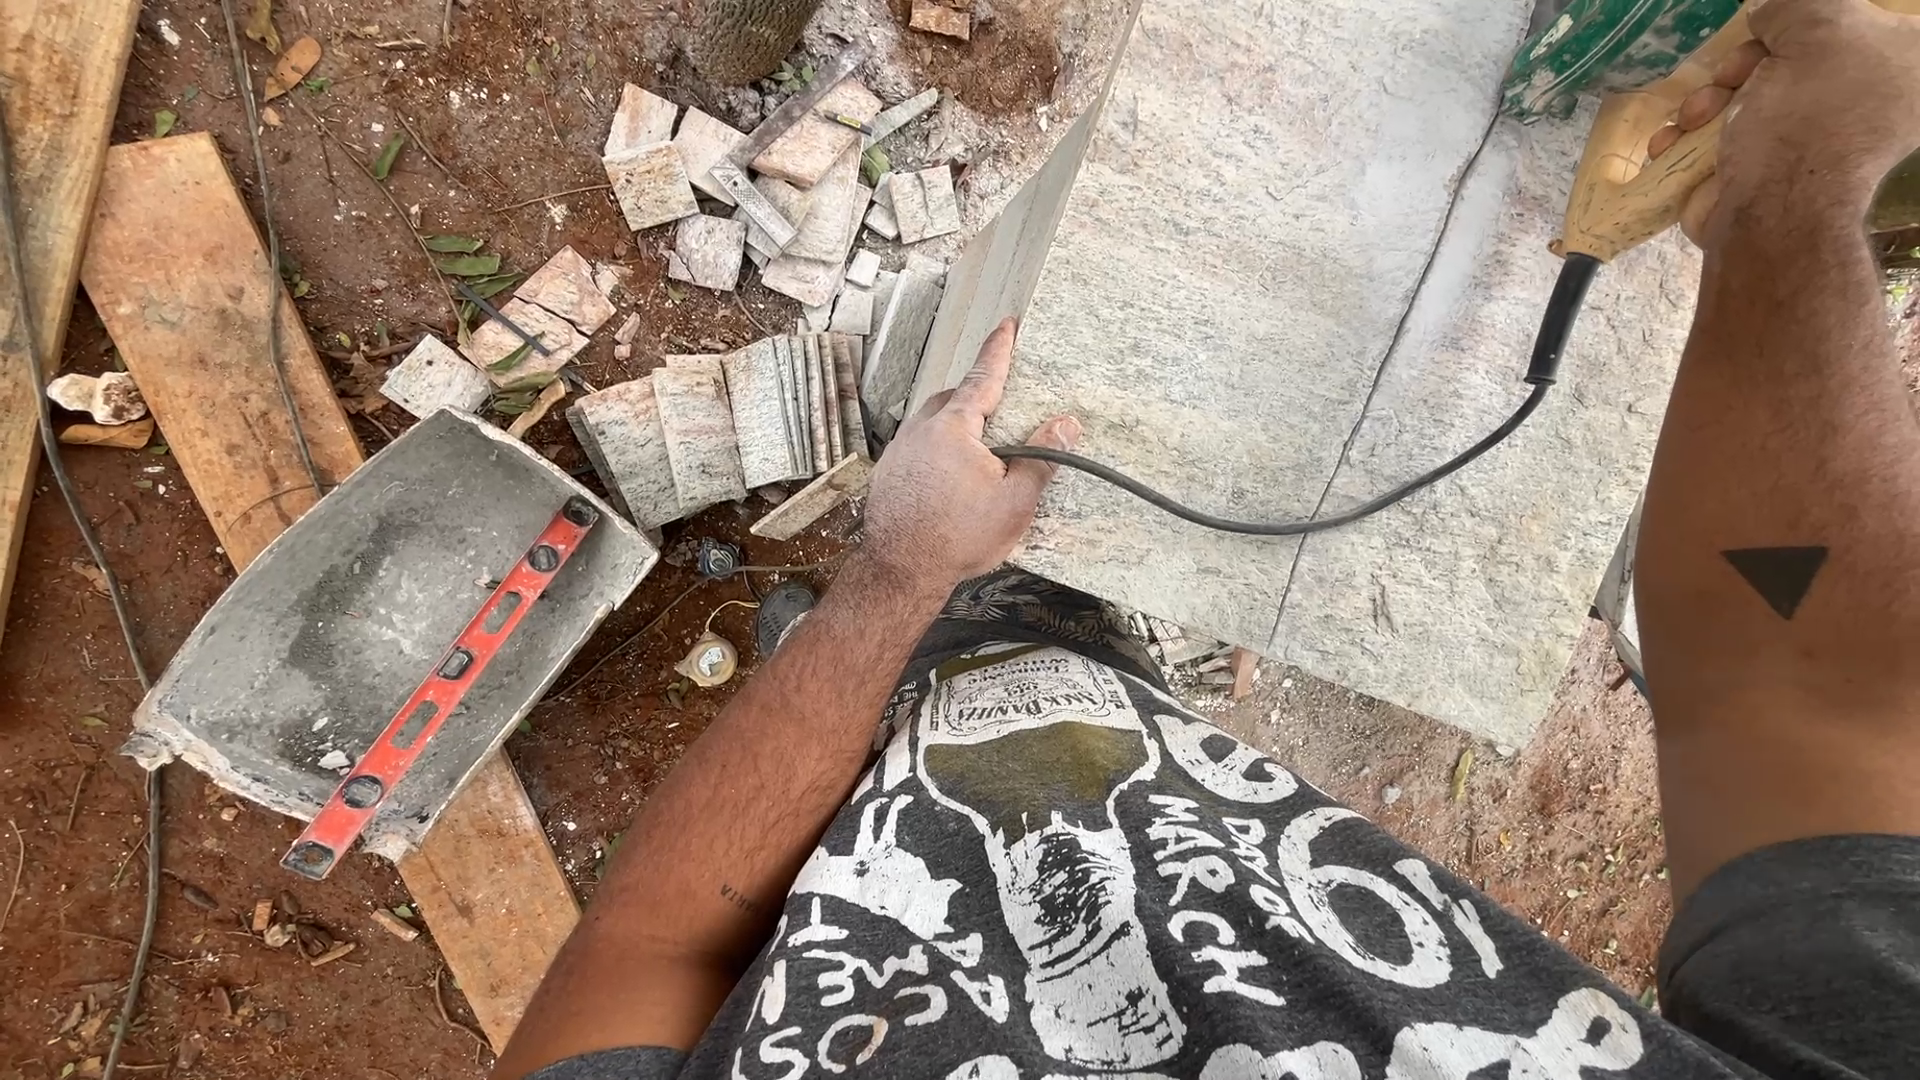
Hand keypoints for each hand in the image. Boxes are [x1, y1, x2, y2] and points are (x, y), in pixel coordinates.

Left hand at [861, 318, 1079, 591]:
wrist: (900, 570)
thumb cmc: (957, 538)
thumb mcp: (1014, 502)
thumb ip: (1040, 458)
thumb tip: (1066, 424)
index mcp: (954, 427)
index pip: (983, 376)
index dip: (999, 349)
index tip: (1007, 326)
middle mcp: (921, 430)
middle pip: (954, 398)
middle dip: (977, 393)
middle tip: (1002, 403)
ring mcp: (900, 450)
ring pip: (933, 422)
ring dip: (957, 425)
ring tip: (980, 449)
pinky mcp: (889, 472)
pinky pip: (919, 446)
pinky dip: (938, 448)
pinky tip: (951, 476)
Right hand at [1647, 0, 1919, 246]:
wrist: (1768, 210)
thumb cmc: (1807, 120)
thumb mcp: (1821, 34)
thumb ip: (1800, 6)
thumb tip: (1769, 10)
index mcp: (1900, 61)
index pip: (1840, 27)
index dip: (1791, 29)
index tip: (1764, 43)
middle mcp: (1857, 99)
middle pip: (1781, 64)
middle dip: (1735, 73)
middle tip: (1723, 85)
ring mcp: (1800, 141)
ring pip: (1738, 104)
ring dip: (1700, 108)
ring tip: (1690, 123)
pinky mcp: (1752, 173)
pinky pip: (1713, 144)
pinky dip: (1684, 143)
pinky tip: (1671, 144)